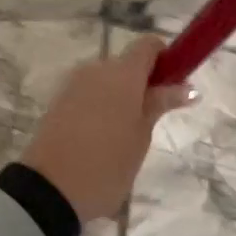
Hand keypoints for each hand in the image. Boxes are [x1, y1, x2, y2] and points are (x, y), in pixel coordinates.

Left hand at [20, 36, 195, 221]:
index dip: (165, 59)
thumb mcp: (141, 136)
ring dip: (119, 97)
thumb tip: (185, 87)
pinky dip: (99, 107)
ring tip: (125, 136)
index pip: (148, 45)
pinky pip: (87, 95)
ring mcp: (72, 85)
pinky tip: (101, 138)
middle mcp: (94, 70)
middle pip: (125, 64)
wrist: (50, 189)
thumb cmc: (107, 164)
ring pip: (105, 81)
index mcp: (121, 73)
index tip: (173, 86)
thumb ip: (159, 104)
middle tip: (152, 119)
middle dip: (142, 84)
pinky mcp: (57, 102)